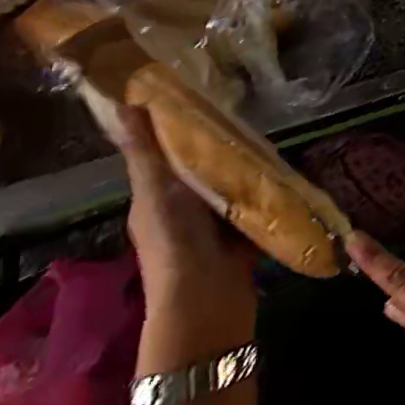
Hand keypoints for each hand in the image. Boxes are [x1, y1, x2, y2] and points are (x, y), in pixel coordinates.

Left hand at [117, 107, 255, 357]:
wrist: (207, 300)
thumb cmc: (175, 239)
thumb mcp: (154, 187)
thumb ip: (145, 150)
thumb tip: (124, 104)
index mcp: (155, 198)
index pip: (163, 157)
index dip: (177, 132)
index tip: (199, 103)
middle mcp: (181, 213)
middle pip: (199, 173)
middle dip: (218, 152)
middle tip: (243, 121)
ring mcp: (212, 231)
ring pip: (228, 192)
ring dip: (243, 175)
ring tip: (266, 143)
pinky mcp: (241, 244)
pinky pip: (253, 214)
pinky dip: (264, 200)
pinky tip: (280, 176)